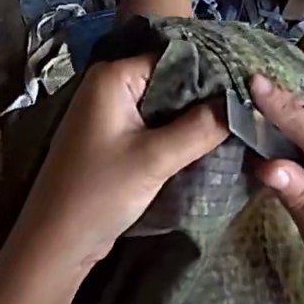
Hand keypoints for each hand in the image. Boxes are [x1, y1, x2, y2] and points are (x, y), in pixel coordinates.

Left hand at [12, 56, 228, 274]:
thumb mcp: (155, 159)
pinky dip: (178, 130)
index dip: (210, 71)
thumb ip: (200, 128)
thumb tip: (242, 104)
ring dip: (194, 115)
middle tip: (247, 104)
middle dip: (205, 94)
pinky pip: (154, 123)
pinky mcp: (115, 136)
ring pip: (165, 103)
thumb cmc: (98, 193)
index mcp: (113, 77)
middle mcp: (110, 86)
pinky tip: (208, 138)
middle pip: (170, 79)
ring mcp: (111, 112)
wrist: (55, 245)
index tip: (247, 84)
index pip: (174, 58)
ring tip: (236, 119)